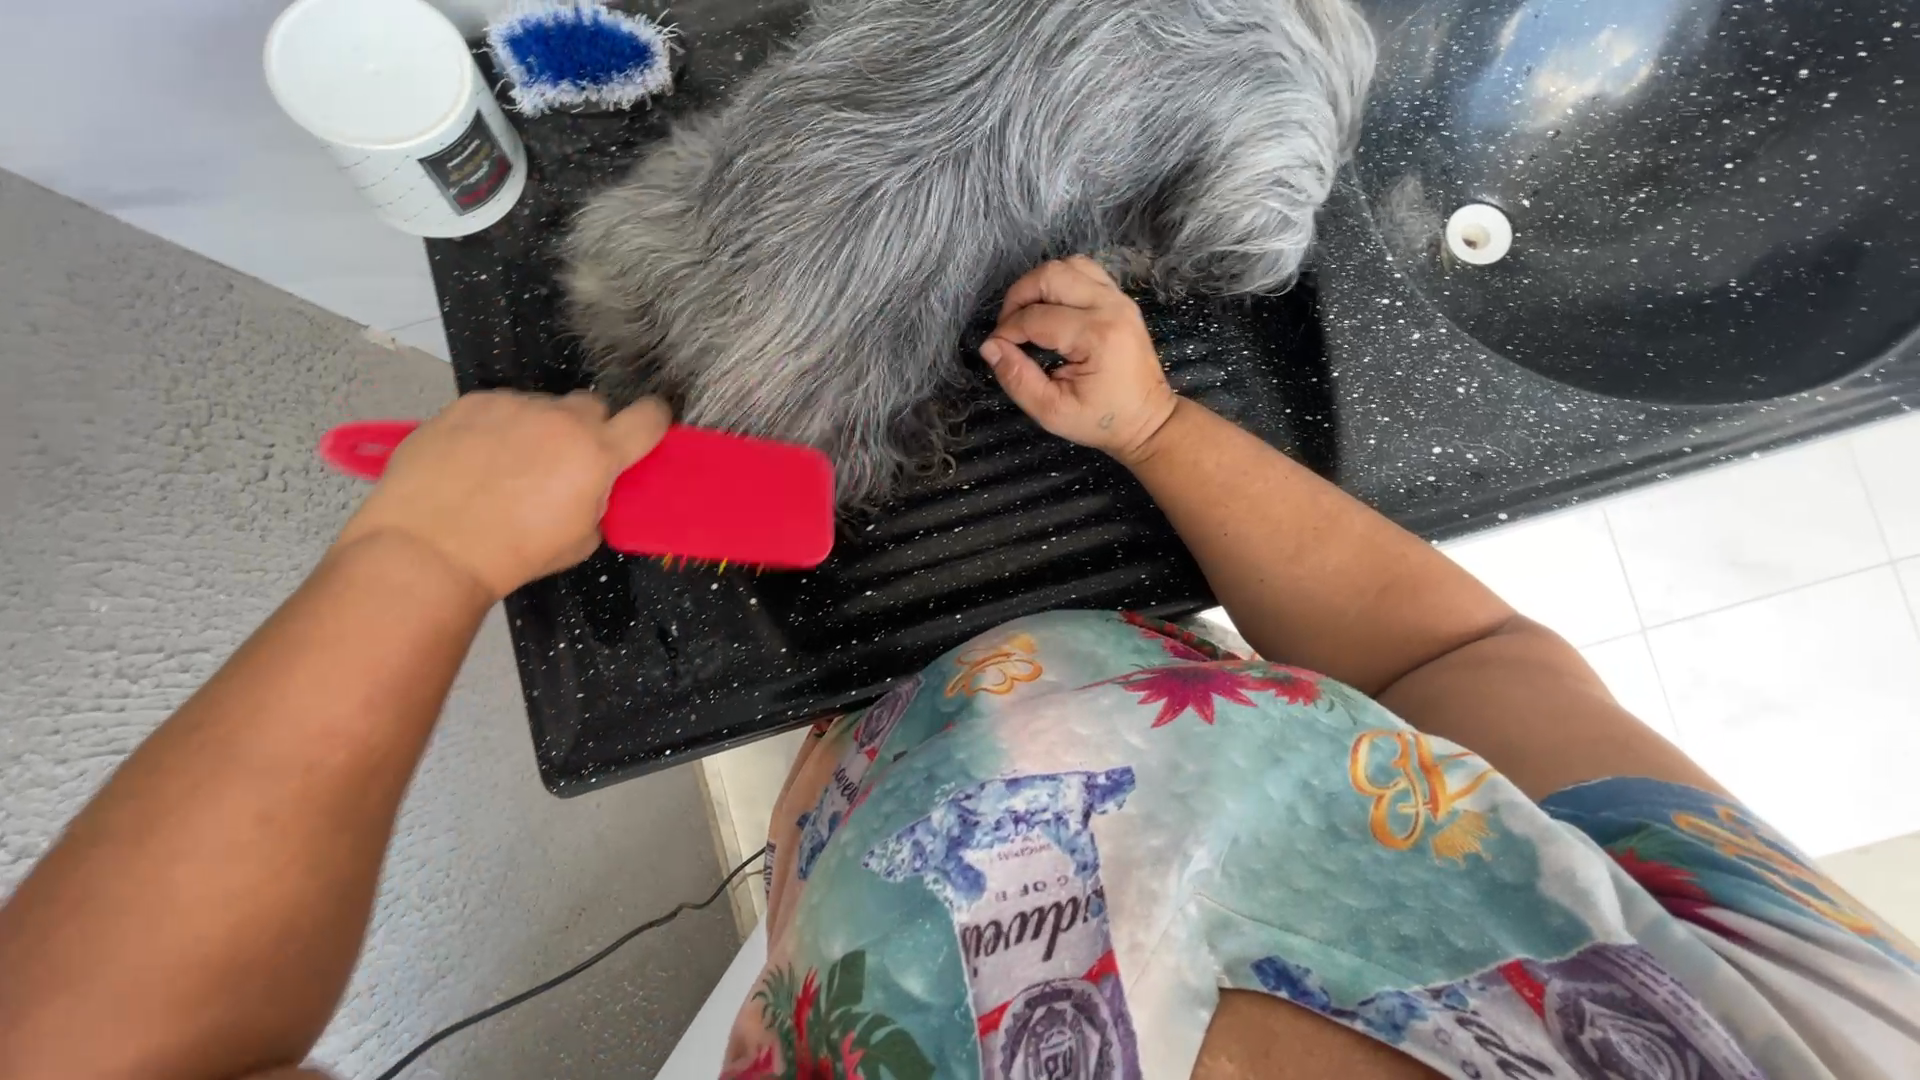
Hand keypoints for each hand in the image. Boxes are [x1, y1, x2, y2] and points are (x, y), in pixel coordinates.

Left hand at [333, 391, 670, 600]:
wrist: (432, 548)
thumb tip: (591, 485)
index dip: (653, 421)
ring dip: (540, 428)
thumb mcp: (583, 537)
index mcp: (598, 453)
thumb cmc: (517, 553)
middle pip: (593, 405)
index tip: (645, 431)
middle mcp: (561, 420)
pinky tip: (477, 458)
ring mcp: (513, 406)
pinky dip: (498, 426)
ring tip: (509, 464)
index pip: (649, 417)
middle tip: (566, 460)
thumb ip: (598, 499)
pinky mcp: (470, 403)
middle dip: (589, 428)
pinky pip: (500, 407)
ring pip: (543, 407)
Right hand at [980, 256, 1179, 464]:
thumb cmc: (1101, 420)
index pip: (1035, 317)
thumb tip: (989, 347)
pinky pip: (1084, 271)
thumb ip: (1017, 378)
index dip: (1006, 332)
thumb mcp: (1052, 411)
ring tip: (1027, 315)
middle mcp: (1110, 307)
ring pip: (1067, 265)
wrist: (1148, 419)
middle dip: (1018, 298)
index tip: (996, 350)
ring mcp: (1119, 298)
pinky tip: (1050, 309)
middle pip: (1050, 276)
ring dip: (1039, 285)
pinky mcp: (1120, 298)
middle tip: (1008, 328)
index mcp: (1096, 336)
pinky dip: (1060, 283)